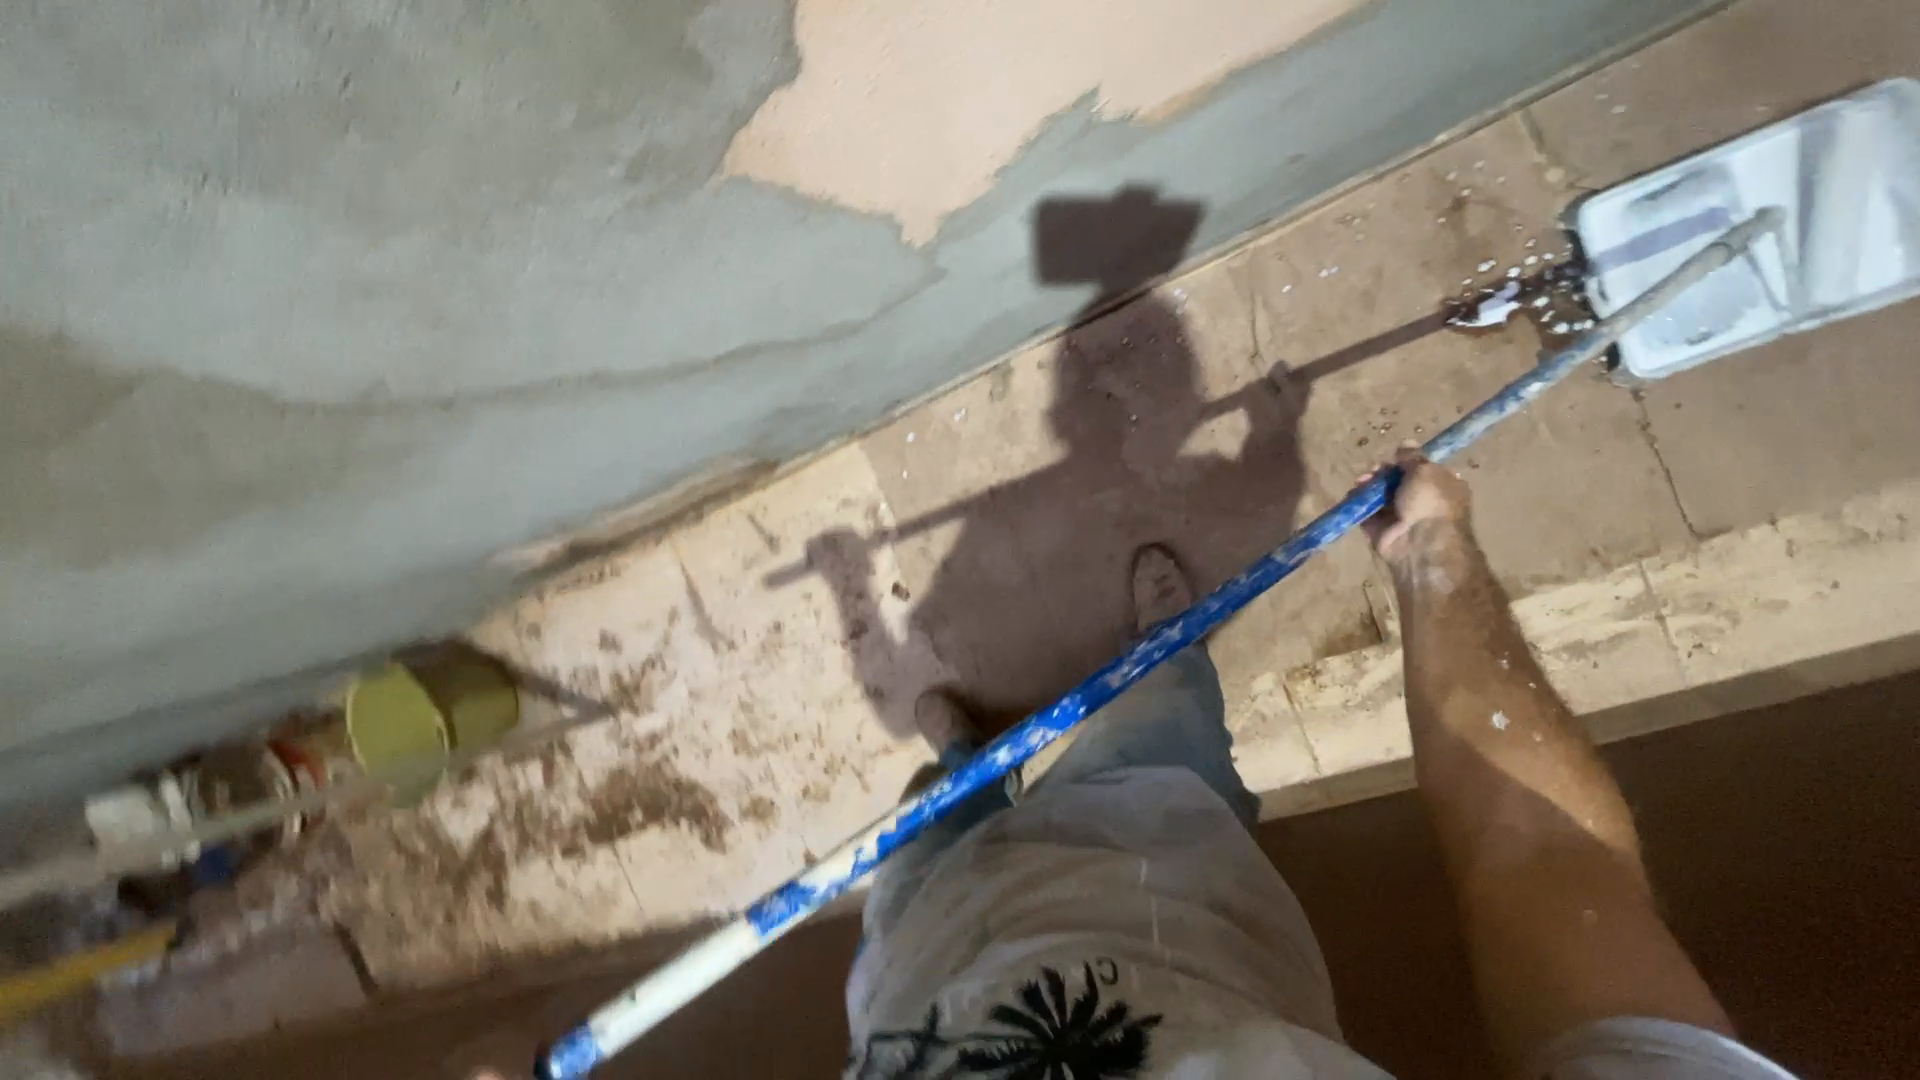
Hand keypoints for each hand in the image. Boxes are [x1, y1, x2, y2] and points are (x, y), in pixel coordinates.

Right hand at [1355, 443, 1471, 561]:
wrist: (1420, 542)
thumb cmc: (1430, 502)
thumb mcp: (1425, 471)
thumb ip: (1412, 457)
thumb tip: (1406, 443)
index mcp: (1442, 487)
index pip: (1422, 471)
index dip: (1406, 463)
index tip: (1394, 459)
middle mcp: (1423, 502)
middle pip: (1398, 482)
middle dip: (1383, 474)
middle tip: (1374, 472)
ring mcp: (1401, 517)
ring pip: (1381, 496)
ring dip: (1369, 486)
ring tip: (1361, 482)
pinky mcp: (1381, 530)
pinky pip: (1367, 513)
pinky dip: (1358, 503)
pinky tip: (1353, 495)